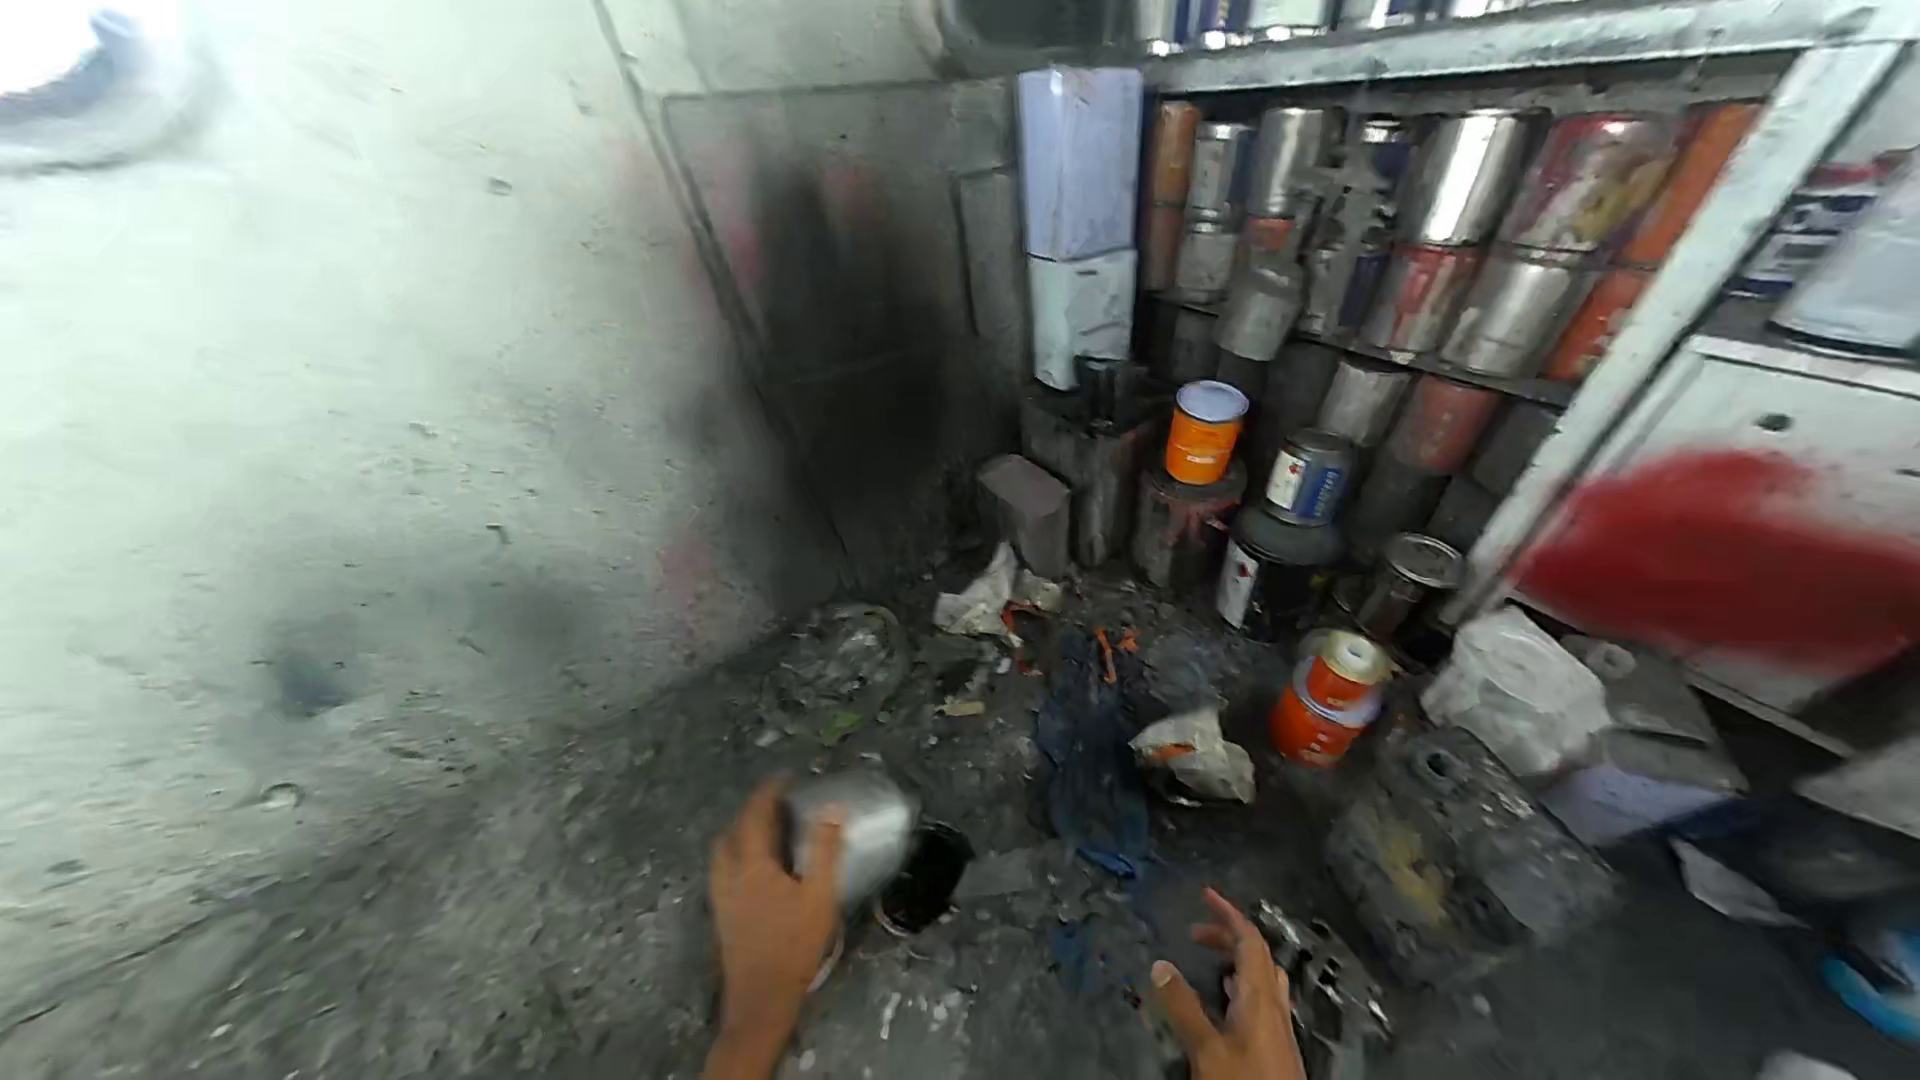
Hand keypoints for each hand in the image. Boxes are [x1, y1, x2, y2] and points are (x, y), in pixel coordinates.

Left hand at [702, 778, 843, 1079]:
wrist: (762, 999)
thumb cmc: (793, 944)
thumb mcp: (819, 895)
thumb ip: (826, 850)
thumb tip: (833, 809)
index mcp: (752, 865)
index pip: (754, 816)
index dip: (767, 792)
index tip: (784, 777)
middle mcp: (729, 875)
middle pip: (732, 831)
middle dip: (751, 810)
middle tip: (777, 802)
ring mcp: (721, 896)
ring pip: (722, 851)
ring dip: (741, 831)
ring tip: (766, 828)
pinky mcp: (722, 913)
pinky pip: (723, 868)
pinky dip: (737, 852)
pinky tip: (758, 865)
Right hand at [1151, 888, 1306, 1079]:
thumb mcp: (1207, 1050)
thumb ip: (1183, 1006)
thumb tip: (1159, 963)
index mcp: (1260, 997)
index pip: (1249, 939)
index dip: (1228, 912)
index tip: (1204, 894)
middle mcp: (1274, 1005)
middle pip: (1256, 953)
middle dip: (1227, 933)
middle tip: (1194, 933)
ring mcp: (1279, 1027)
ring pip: (1262, 975)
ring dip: (1236, 957)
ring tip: (1209, 957)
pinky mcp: (1277, 1046)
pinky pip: (1261, 996)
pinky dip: (1241, 981)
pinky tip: (1226, 998)